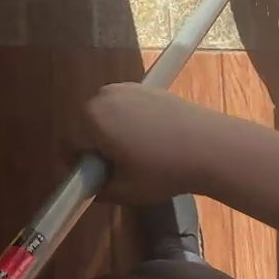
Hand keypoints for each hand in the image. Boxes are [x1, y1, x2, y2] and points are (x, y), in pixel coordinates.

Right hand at [74, 83, 230, 203]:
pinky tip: (153, 137)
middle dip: (95, 144)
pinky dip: (130, 119)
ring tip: (138, 152)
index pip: (69, 143)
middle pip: (86, 124)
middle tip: (118, 166)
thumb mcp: (125, 191)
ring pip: (105, 113)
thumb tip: (91, 187)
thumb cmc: (162, 169)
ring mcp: (124, 87)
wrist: (208, 145)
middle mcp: (101, 96)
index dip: (79, 164)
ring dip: (112, 130)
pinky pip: (125, 105)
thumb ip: (99, 190)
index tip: (98, 177)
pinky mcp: (144, 86)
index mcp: (90, 120)